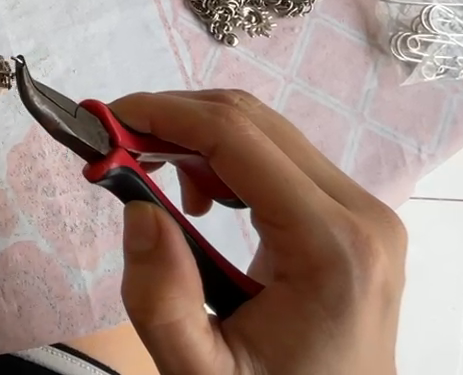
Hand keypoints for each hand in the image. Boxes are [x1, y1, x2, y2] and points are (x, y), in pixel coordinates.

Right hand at [109, 90, 404, 374]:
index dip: (160, 114)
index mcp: (332, 246)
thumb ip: (162, 301)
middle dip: (168, 118)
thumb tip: (140, 211)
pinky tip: (197, 199)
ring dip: (190, 134)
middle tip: (114, 150)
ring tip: (151, 177)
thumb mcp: (201, 374)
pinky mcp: (350, 215)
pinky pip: (272, 151)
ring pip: (258, 126)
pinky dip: (217, 152)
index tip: (101, 123)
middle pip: (246, 118)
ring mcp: (361, 210)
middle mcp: (359, 213)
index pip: (234, 136)